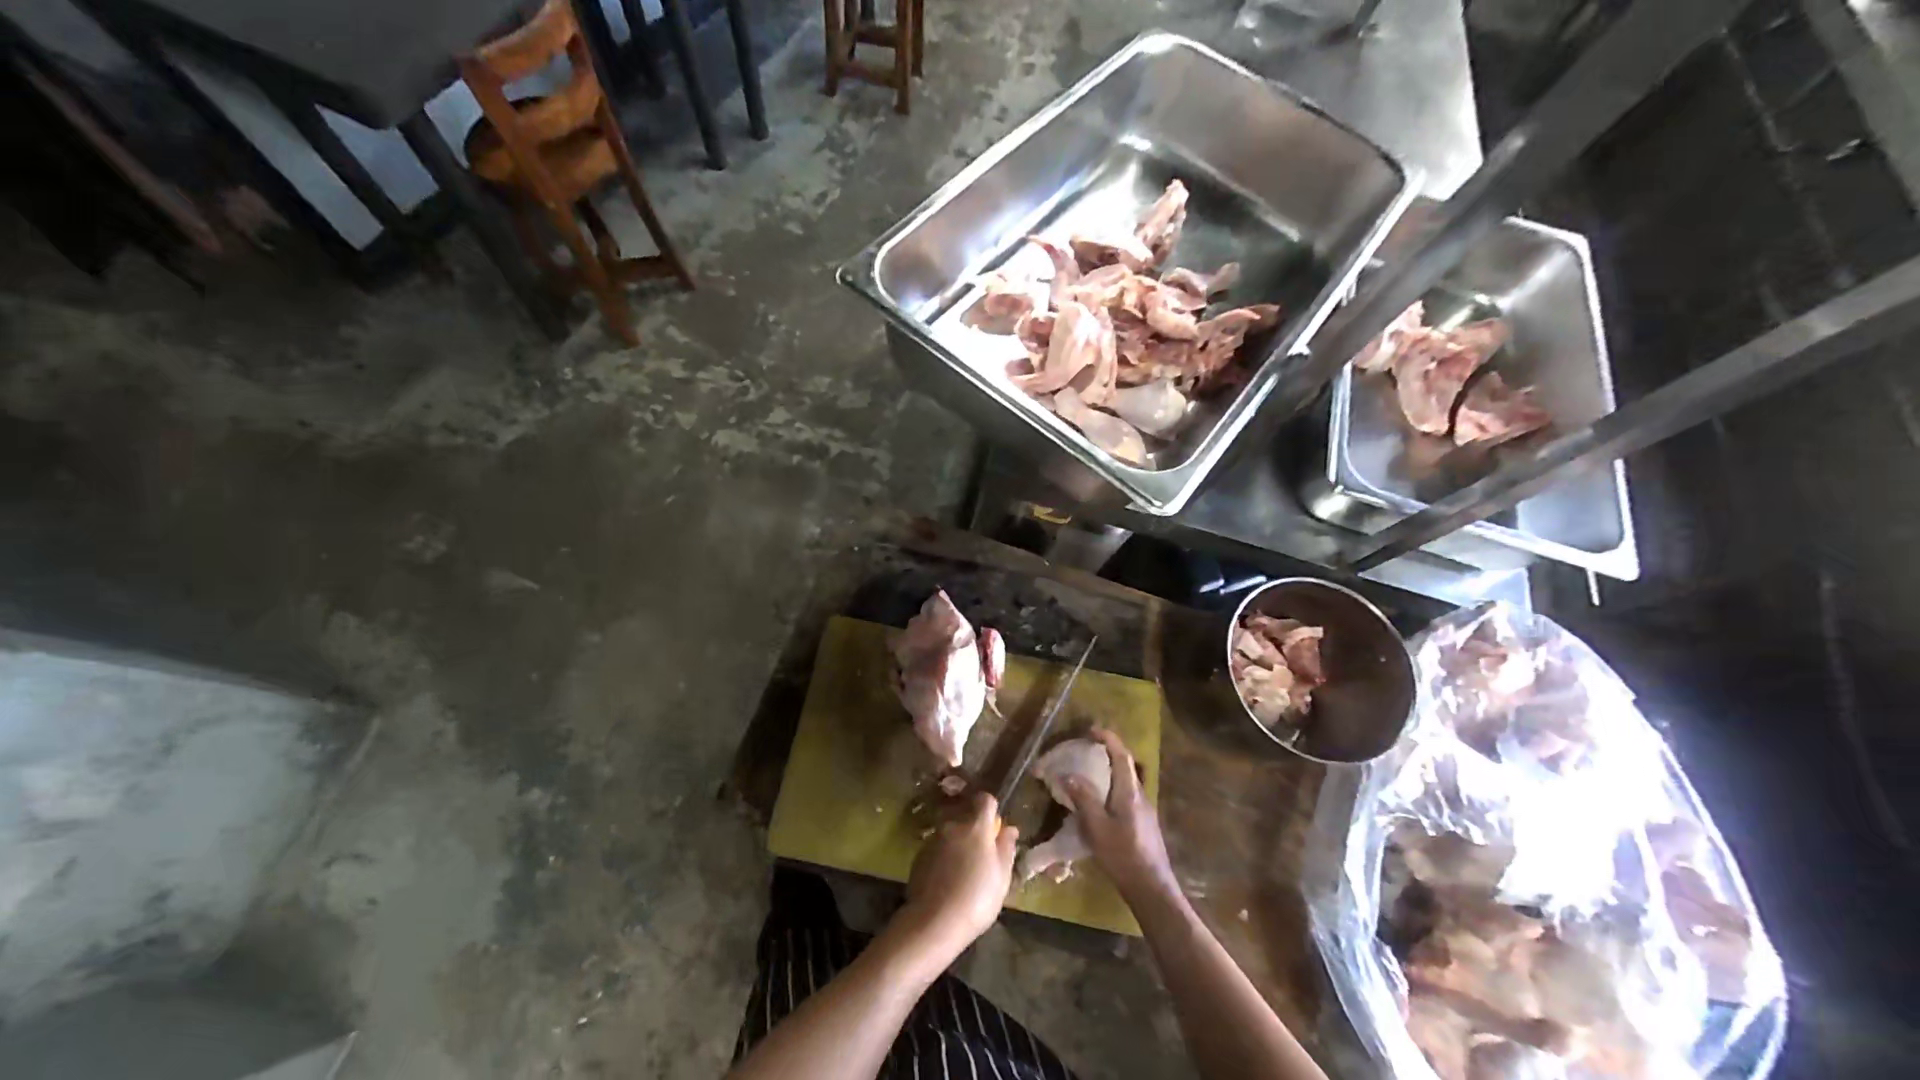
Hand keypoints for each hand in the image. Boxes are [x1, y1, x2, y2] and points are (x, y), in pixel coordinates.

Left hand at [899, 791, 1018, 956]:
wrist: (935, 922)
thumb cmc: (977, 898)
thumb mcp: (1002, 876)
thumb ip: (1006, 847)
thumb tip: (1009, 828)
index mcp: (975, 826)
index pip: (985, 799)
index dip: (992, 809)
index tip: (995, 829)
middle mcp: (952, 825)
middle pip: (966, 815)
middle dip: (974, 828)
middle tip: (982, 855)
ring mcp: (933, 839)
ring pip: (950, 832)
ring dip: (958, 842)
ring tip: (964, 871)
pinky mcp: (919, 855)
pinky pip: (937, 847)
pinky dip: (944, 856)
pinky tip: (947, 880)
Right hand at [1062, 727, 1178, 903]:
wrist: (1151, 887)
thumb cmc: (1122, 855)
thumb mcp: (1096, 827)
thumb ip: (1083, 798)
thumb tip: (1068, 774)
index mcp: (1129, 792)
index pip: (1121, 756)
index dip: (1108, 739)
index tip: (1092, 730)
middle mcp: (1140, 796)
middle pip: (1127, 766)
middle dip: (1109, 753)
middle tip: (1089, 750)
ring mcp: (1145, 811)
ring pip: (1128, 782)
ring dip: (1111, 772)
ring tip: (1090, 775)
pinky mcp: (1144, 824)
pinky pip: (1128, 796)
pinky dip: (1113, 789)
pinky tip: (1101, 804)